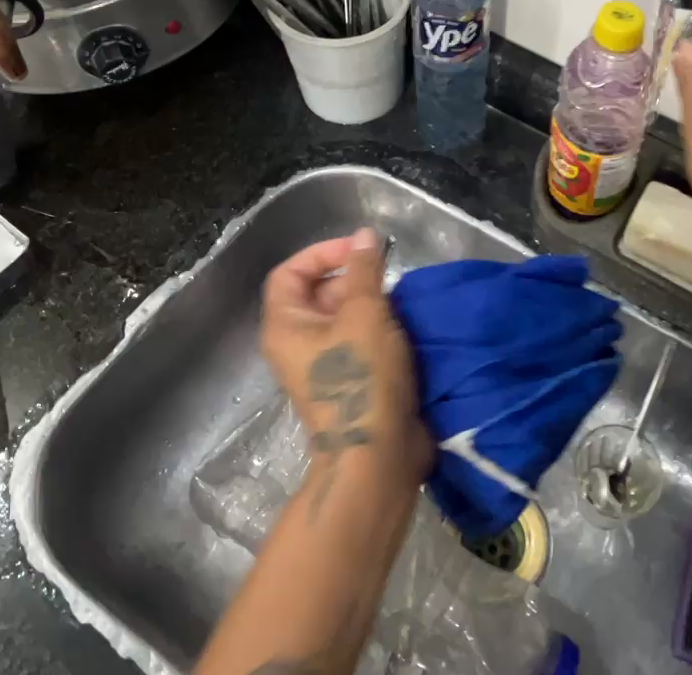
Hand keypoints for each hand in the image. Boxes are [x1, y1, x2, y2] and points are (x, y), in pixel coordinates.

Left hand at [261, 229, 430, 492]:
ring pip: (343, 320)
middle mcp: (297, 345)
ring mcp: (323, 367)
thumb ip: (364, 270)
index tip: (361, 250)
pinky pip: (359, 344)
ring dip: (371, 305)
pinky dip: (380, 330)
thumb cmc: (361, 377)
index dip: (323, 254)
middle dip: (353, 279)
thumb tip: (365, 236)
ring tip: (400, 302)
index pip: (290, 272)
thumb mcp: (365, 313)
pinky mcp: (350, 384)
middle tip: (387, 277)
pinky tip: (406, 328)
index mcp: (285, 326)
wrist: (377, 454)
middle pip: (317, 294)